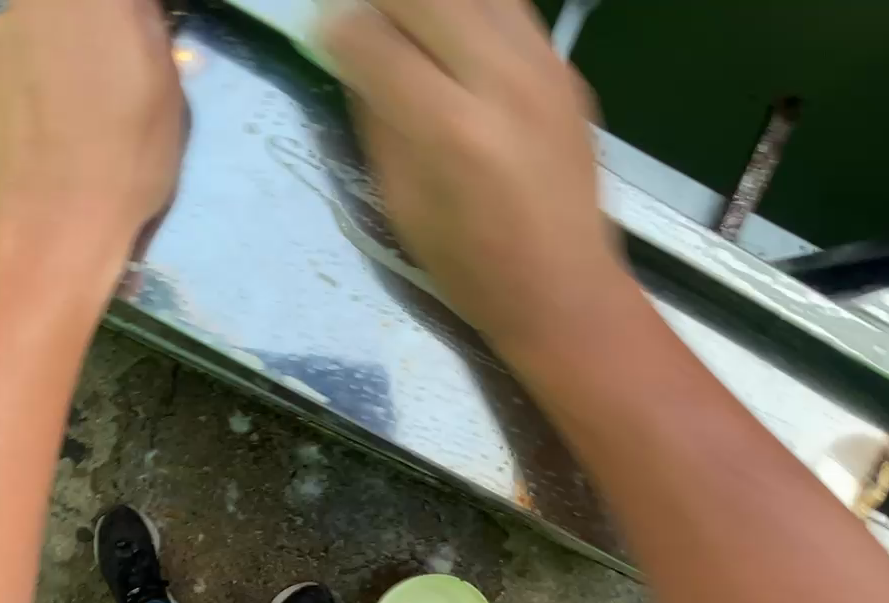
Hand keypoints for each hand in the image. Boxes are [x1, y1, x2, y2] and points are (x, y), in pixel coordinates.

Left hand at [0, 0, 184, 264]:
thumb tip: (133, 17)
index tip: (138, 52)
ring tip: (78, 115)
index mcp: (96, 0)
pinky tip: (48, 131)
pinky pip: (18, 61)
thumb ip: (148, 33)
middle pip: (75, 6)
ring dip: (63, 54)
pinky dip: (35, 83)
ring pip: (44, 27)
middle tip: (114, 82)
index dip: (130, 24)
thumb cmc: (126, 165)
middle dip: (96, 32)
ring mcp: (0, 32)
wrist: (51, 229)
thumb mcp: (168, 96)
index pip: (119, 2)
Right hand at [317, 0, 626, 363]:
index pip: (375, 43)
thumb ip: (380, 129)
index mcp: (449, 130)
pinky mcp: (566, 67)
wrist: (562, 288)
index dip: (337, 30)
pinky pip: (509, 6)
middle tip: (360, 20)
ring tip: (406, 25)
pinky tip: (453, 36)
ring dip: (427, 1)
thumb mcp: (404, 209)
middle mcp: (500, 80)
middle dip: (379, 1)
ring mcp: (543, 65)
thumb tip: (360, 67)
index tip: (322, 31)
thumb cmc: (471, 268)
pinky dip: (470, 8)